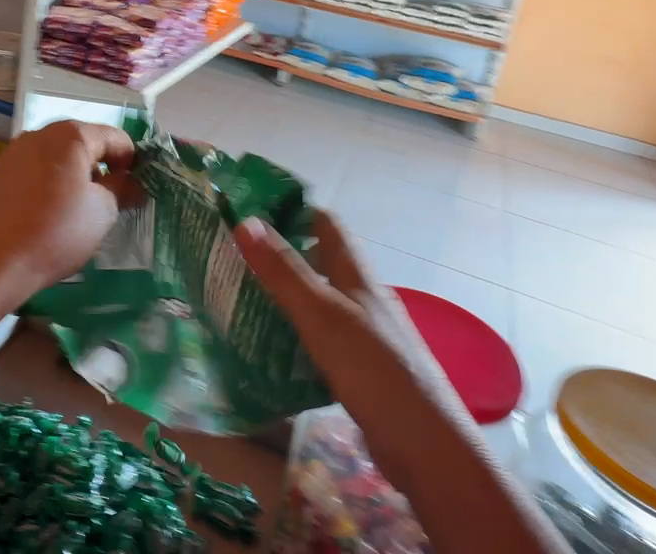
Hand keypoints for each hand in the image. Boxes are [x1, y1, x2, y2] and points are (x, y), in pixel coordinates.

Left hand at [0, 121, 138, 304]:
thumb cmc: (56, 231)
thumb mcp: (102, 212)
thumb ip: (121, 189)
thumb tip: (131, 182)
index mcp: (71, 135)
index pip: (114, 137)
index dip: (131, 160)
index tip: (136, 187)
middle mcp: (40, 134)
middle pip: (82, 142)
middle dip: (100, 166)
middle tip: (111, 199)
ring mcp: (14, 152)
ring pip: (56, 157)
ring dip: (73, 175)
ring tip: (79, 209)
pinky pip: (33, 171)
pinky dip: (48, 183)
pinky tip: (49, 213)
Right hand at [233, 210, 424, 414]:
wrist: (424, 445)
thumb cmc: (373, 368)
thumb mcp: (321, 314)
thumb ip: (283, 271)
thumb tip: (245, 220)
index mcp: (357, 276)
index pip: (326, 224)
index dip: (292, 210)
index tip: (249, 210)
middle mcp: (363, 298)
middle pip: (319, 264)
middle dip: (278, 256)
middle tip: (231, 259)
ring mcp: (364, 335)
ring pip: (317, 304)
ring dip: (283, 298)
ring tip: (238, 301)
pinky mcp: (360, 370)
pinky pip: (319, 340)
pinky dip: (293, 337)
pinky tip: (267, 350)